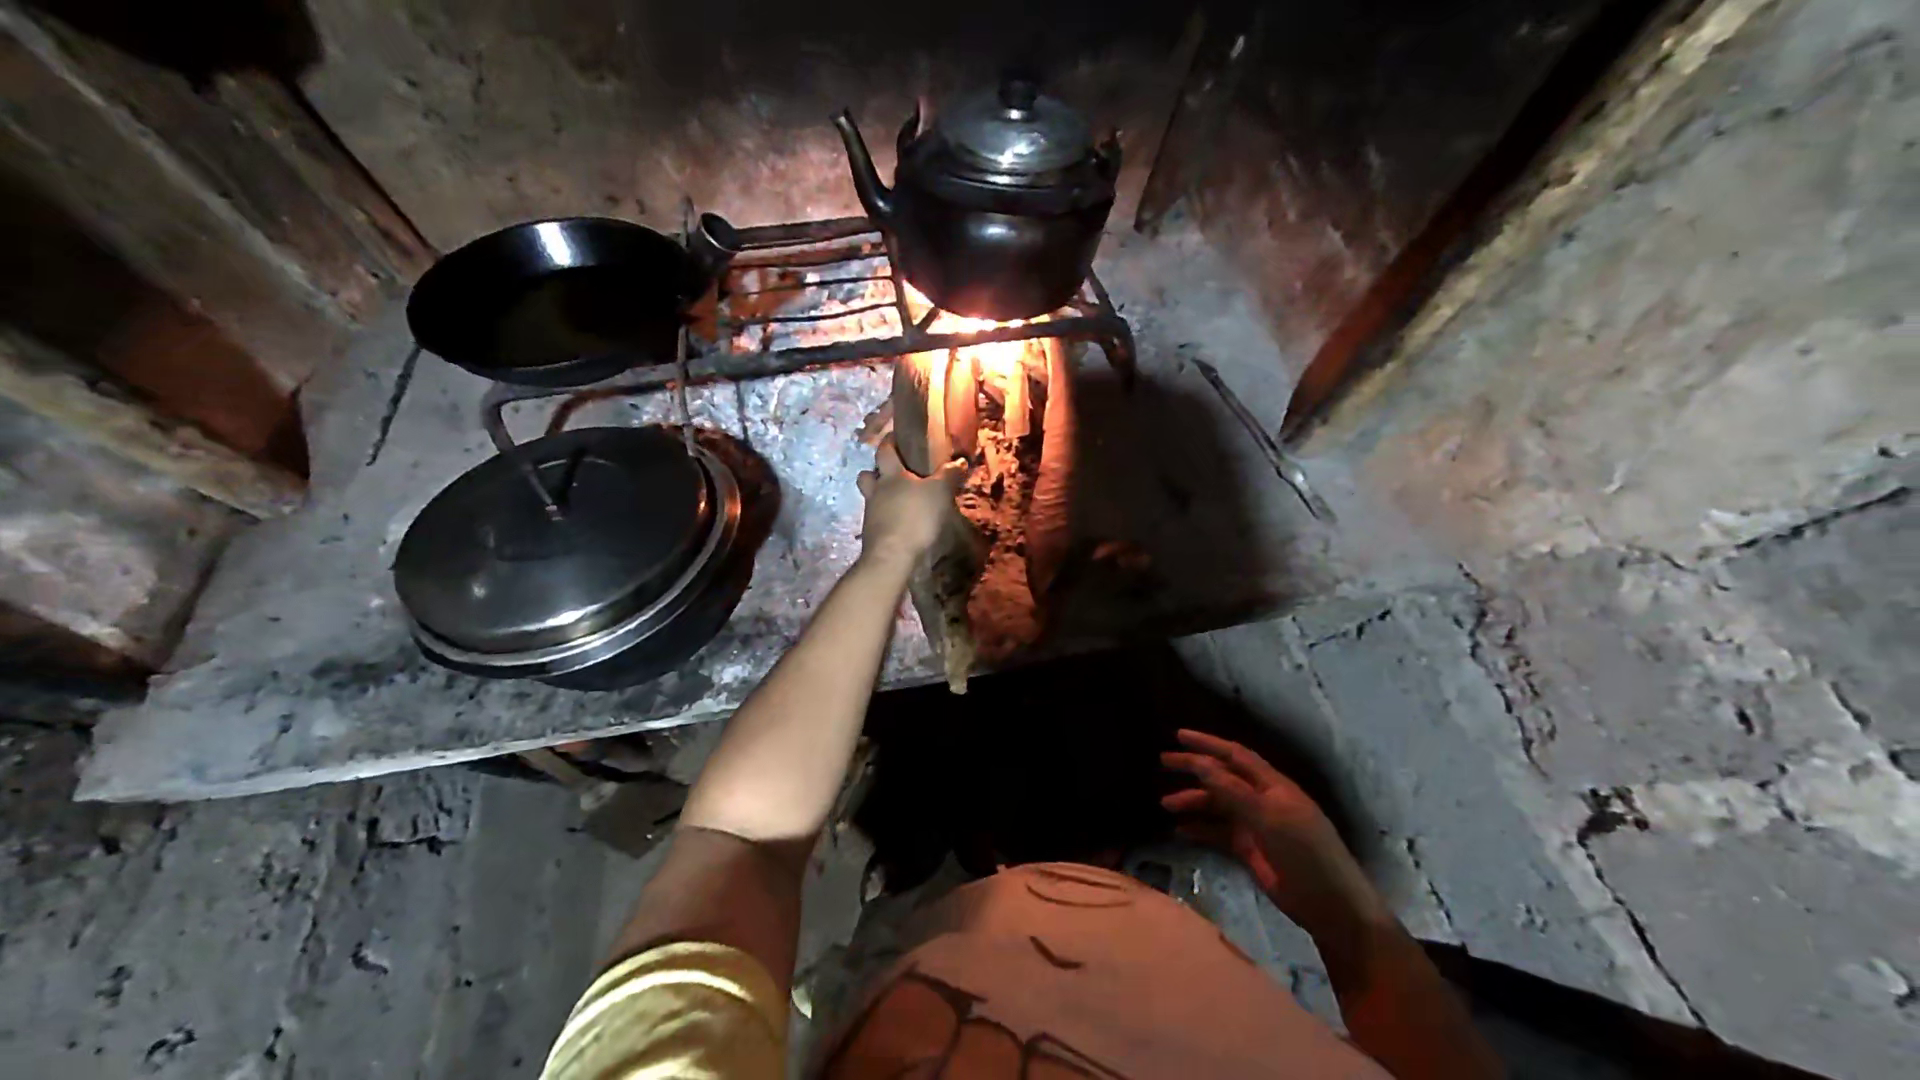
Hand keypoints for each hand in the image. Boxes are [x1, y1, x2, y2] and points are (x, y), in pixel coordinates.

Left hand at [855, 437, 964, 569]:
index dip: (889, 441)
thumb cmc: (916, 517)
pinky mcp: (873, 535)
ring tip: (899, 501)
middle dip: (876, 471)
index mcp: (890, 475)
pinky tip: (902, 524)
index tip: (894, 436)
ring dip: (881, 497)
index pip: (884, 450)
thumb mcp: (940, 492)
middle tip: (893, 473)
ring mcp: (871, 514)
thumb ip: (949, 475)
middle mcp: (876, 492)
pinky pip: (878, 519)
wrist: (893, 557)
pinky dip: (887, 518)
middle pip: (867, 475)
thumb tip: (960, 460)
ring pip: (871, 498)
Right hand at [1162, 729, 1387, 932]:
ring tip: (1166, 804)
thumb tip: (1200, 762)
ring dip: (1193, 801)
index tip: (1178, 736)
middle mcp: (1262, 799)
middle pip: (1222, 777)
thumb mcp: (1268, 817)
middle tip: (1164, 762)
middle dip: (1194, 768)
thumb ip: (1232, 790)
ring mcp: (1256, 825)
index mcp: (1272, 785)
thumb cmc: (1305, 853)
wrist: (1331, 905)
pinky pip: (1219, 832)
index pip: (1235, 755)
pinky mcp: (1250, 849)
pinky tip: (1181, 831)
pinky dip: (1200, 829)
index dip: (1208, 743)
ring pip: (1217, 805)